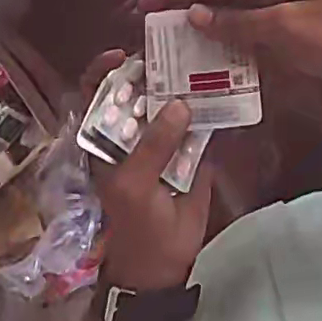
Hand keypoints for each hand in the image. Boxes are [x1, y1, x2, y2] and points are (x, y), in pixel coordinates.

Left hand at [79, 50, 211, 290]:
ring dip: (185, 85)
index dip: (104, 71)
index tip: (123, 55)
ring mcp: (164, 140)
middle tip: (174, 54)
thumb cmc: (136, 226)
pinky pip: (200, 124)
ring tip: (201, 65)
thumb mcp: (135, 186)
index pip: (98, 94)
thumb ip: (153, 146)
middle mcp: (133, 132)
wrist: (161, 266)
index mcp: (106, 138)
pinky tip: (223, 91)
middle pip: (139, 91)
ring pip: (171, 104)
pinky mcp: (193, 150)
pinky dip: (211, 108)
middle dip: (154, 69)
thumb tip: (180, 104)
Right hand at [137, 0, 321, 96]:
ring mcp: (276, 14)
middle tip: (153, 38)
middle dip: (184, 15)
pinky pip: (245, 41)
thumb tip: (193, 14)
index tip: (143, 9)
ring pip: (228, 22)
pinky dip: (227, 52)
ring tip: (174, 57)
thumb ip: (238, 22)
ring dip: (203, 37)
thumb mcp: (284, 27)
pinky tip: (211, 70)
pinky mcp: (284, 37)